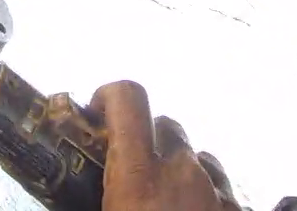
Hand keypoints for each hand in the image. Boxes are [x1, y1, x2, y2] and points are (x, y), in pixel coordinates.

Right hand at [95, 81, 241, 210]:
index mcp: (140, 175)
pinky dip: (210, 196)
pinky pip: (224, 189)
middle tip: (137, 178)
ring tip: (172, 201)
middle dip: (151, 142)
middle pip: (166, 127)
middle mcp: (184, 171)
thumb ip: (99, 190)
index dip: (110, 96)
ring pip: (199, 158)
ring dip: (183, 170)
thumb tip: (72, 183)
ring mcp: (221, 193)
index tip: (97, 116)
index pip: (128, 98)